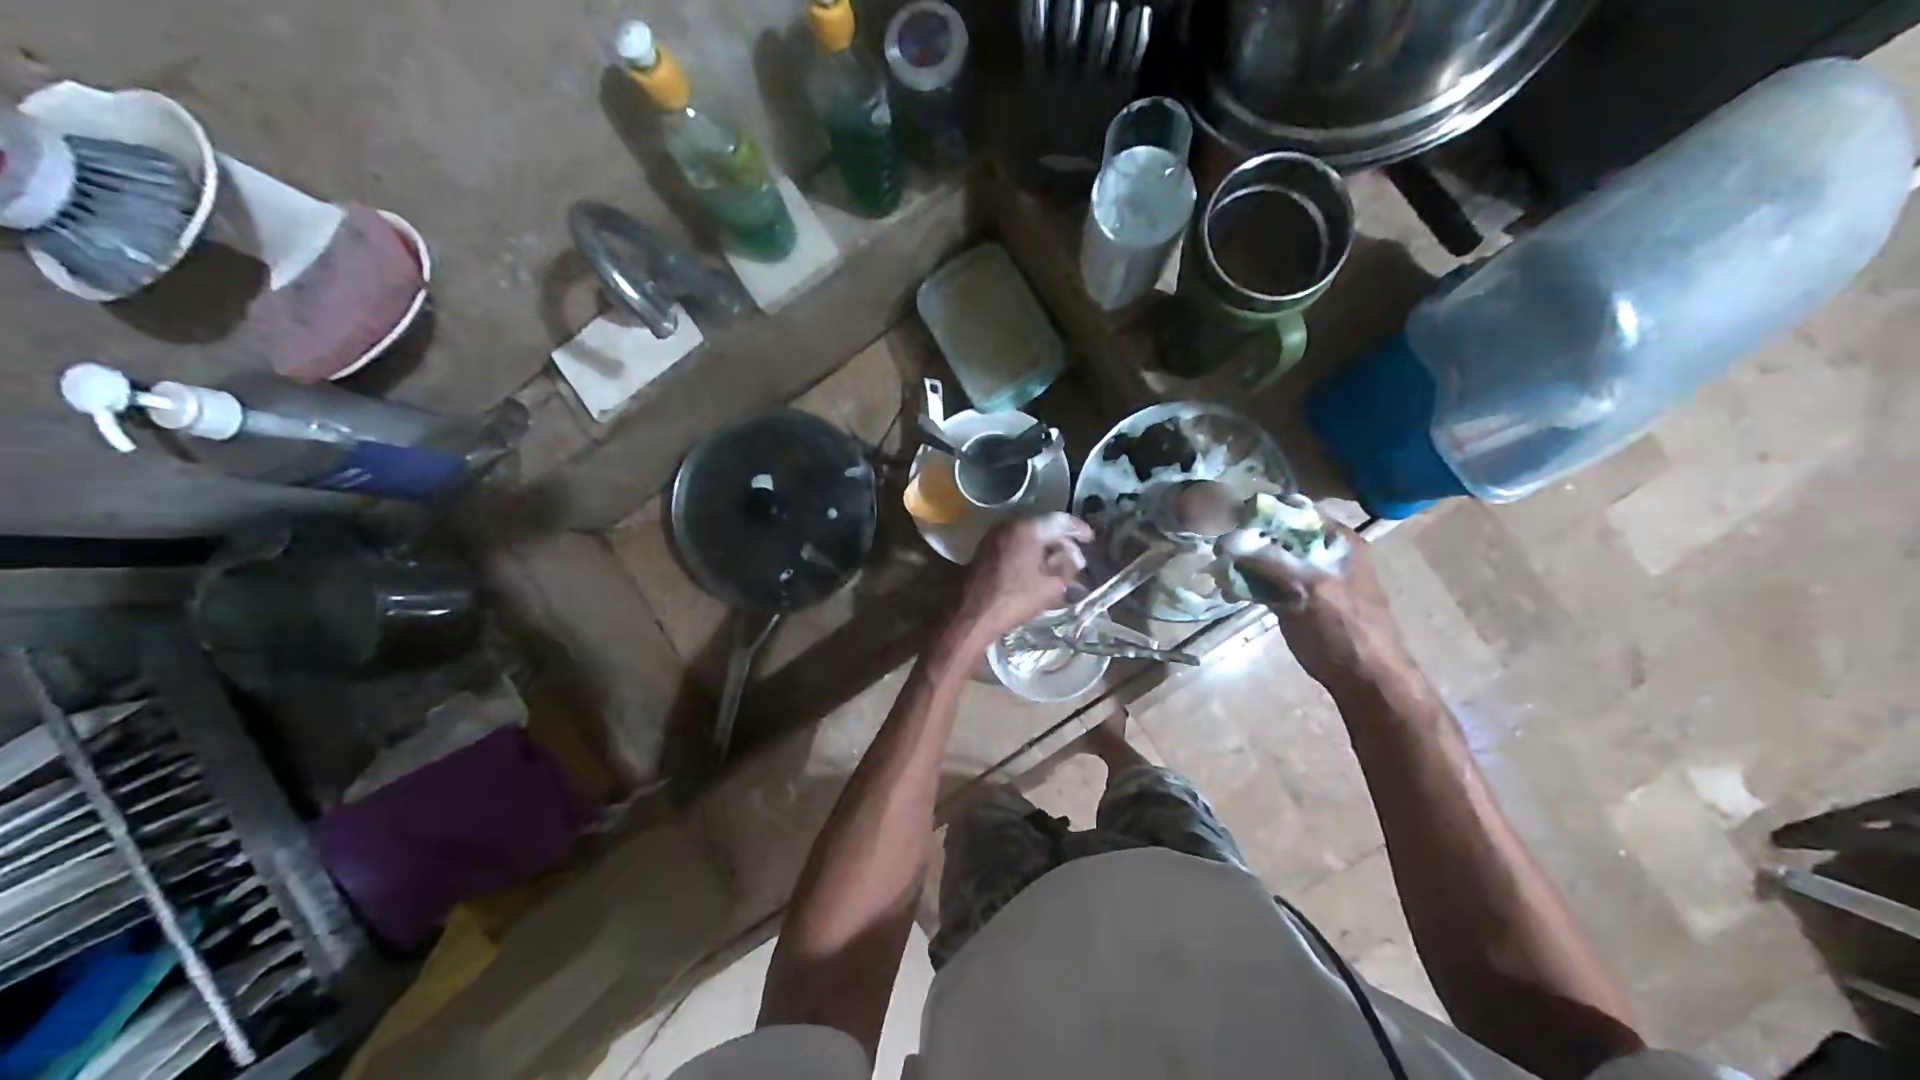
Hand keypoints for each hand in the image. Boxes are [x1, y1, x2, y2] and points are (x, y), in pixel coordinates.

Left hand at [949, 513, 1093, 645]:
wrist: (971, 615)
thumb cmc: (1014, 599)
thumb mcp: (1051, 586)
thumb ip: (1067, 566)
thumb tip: (1073, 558)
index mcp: (1026, 528)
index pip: (1060, 521)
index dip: (1078, 529)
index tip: (1090, 539)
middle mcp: (1008, 524)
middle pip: (1043, 527)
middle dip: (1062, 542)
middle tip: (1077, 558)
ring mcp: (993, 536)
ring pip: (1027, 536)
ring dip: (1044, 548)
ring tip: (1060, 566)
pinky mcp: (984, 549)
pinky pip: (1014, 544)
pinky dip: (1028, 552)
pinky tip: (1038, 568)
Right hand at [1236, 523, 1417, 695]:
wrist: (1364, 680)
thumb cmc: (1346, 630)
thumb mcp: (1310, 589)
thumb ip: (1269, 562)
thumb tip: (1226, 540)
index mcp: (1336, 540)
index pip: (1293, 511)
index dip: (1261, 512)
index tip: (1229, 519)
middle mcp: (1320, 552)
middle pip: (1275, 534)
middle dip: (1245, 541)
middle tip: (1218, 549)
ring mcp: (1306, 577)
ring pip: (1266, 559)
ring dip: (1241, 564)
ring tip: (1219, 573)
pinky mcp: (1292, 600)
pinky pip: (1263, 583)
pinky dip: (1245, 584)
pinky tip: (1227, 591)